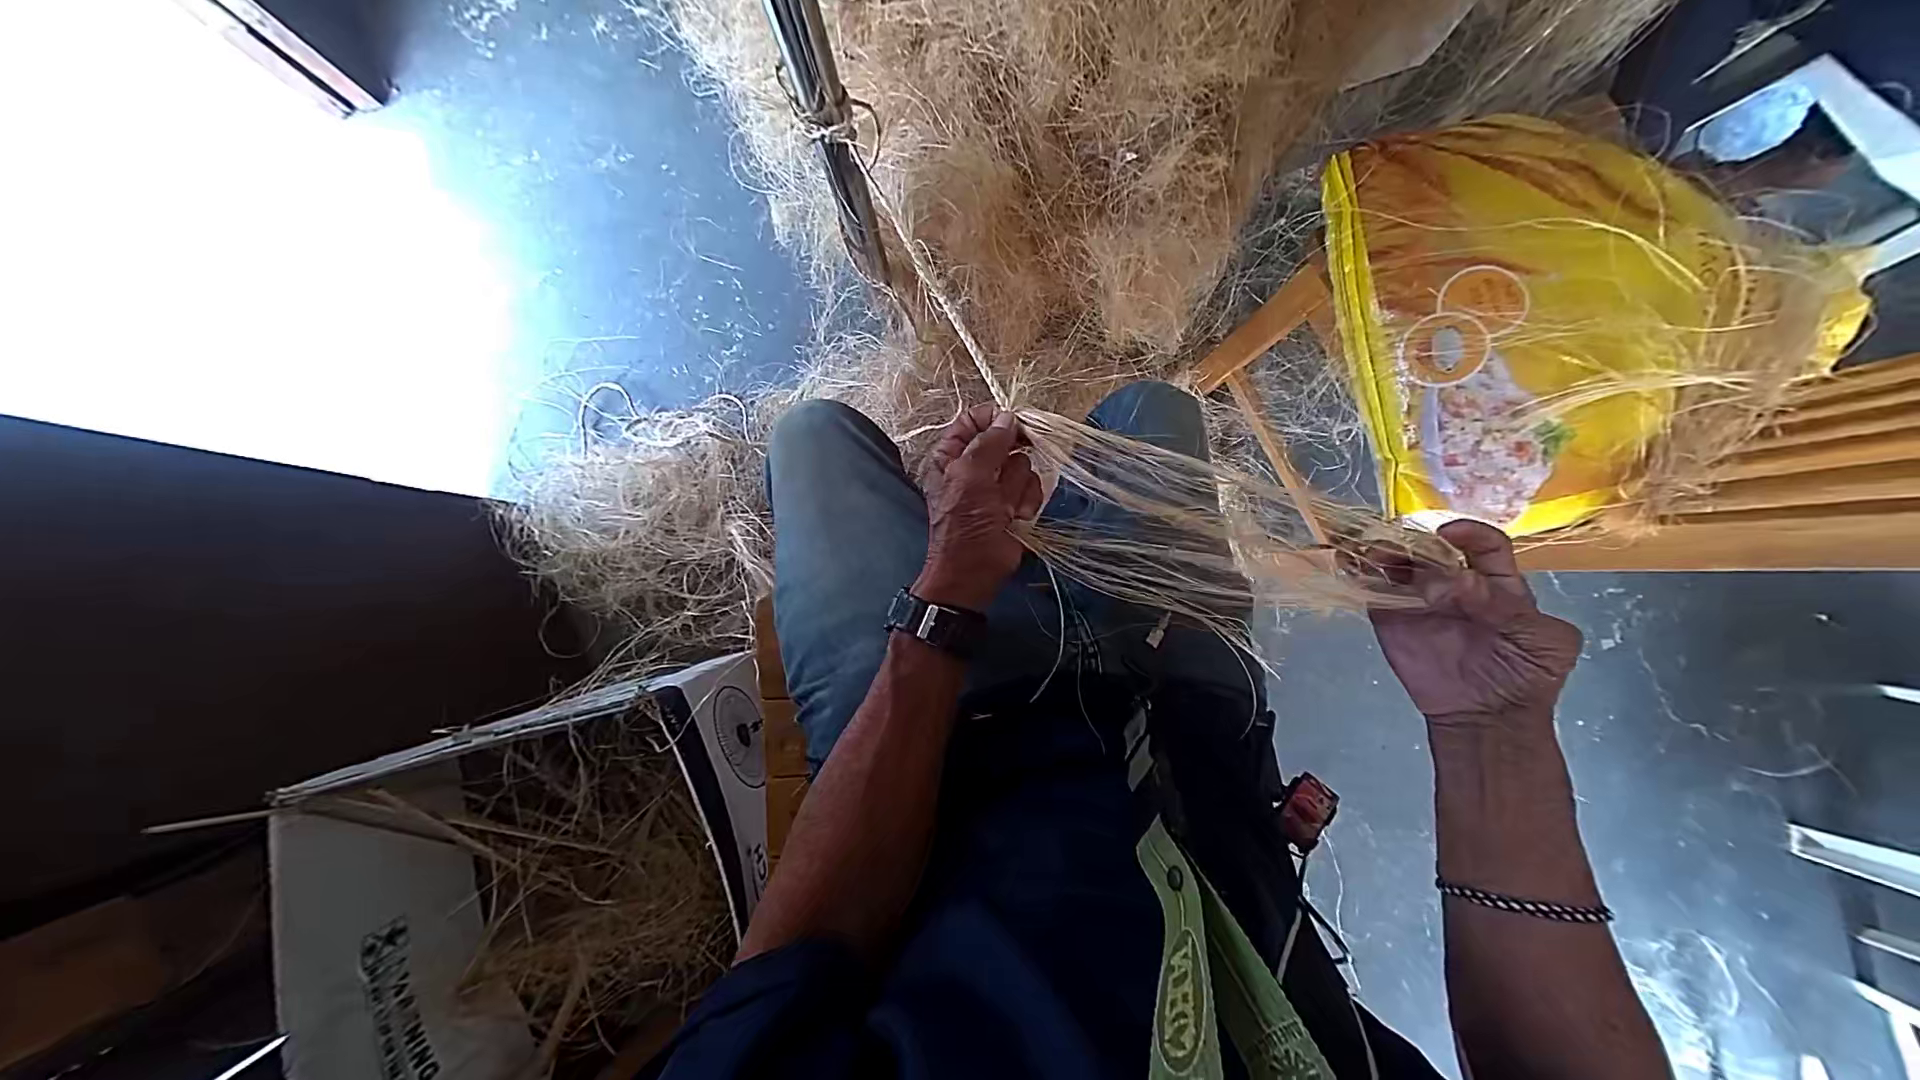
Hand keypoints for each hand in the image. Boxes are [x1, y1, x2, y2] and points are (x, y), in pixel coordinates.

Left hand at [915, 404, 1042, 611]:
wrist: (974, 569)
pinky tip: (1016, 517)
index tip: (1013, 421)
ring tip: (1005, 507)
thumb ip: (989, 443)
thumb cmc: (963, 522)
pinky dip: (1027, 502)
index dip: (993, 418)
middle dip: (1010, 460)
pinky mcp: (1016, 503)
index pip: (973, 421)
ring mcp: (996, 486)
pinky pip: (1032, 487)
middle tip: (1006, 473)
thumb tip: (1009, 418)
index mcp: (951, 455)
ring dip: (1017, 487)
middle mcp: (974, 466)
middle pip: (1006, 441)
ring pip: (1023, 465)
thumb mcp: (969, 476)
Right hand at [1367, 520, 1581, 726]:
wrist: (1485, 716)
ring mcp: (1416, 598)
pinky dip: (1355, 572)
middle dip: (1416, 540)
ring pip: (1397, 563)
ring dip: (1382, 551)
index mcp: (1495, 582)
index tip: (1448, 533)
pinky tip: (1348, 563)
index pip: (1484, 545)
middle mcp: (1452, 582)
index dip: (1469, 533)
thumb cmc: (1526, 675)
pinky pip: (1370, 589)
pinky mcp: (1388, 615)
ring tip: (1373, 553)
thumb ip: (1508, 607)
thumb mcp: (1542, 640)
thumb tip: (1461, 580)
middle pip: (1431, 548)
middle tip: (1400, 546)